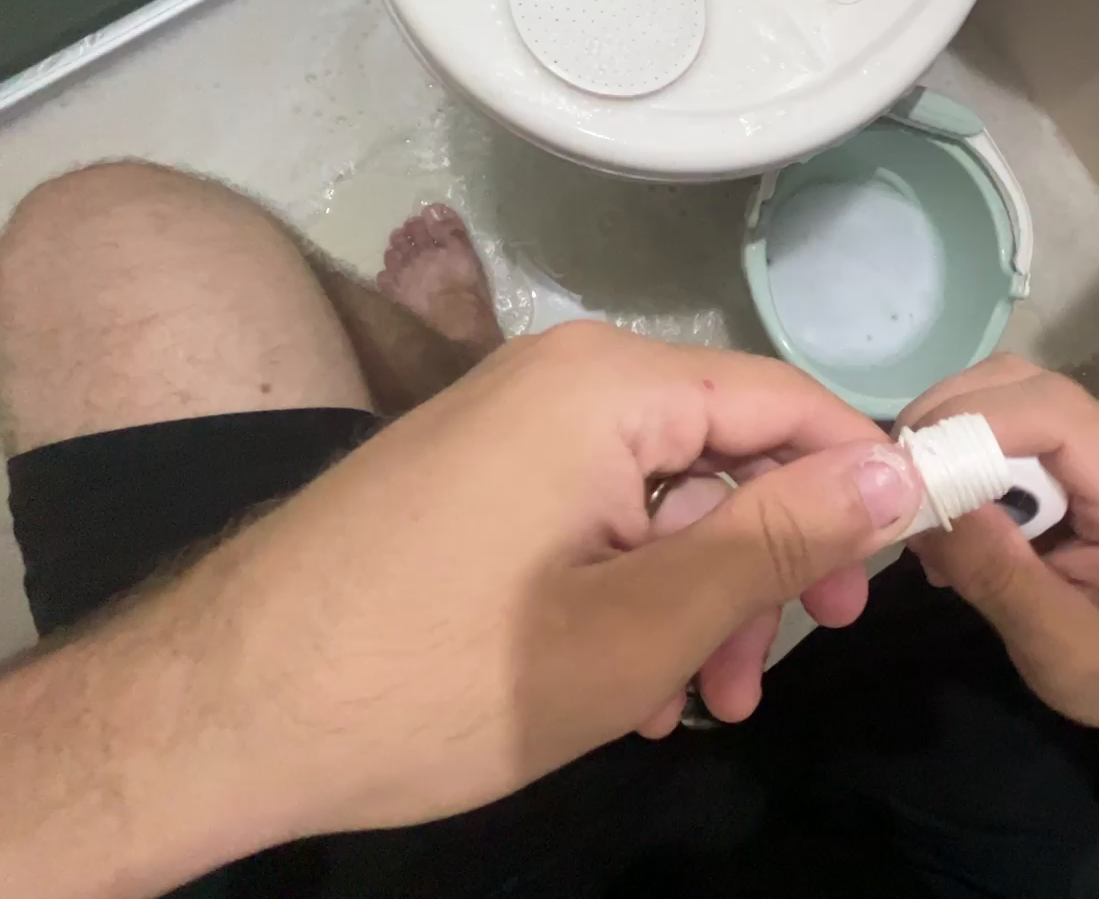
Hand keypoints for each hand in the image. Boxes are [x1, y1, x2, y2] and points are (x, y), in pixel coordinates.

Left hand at [169, 322, 921, 839]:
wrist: (200, 721)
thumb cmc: (439, 676)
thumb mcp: (645, 622)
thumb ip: (781, 537)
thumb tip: (893, 476)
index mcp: (615, 384)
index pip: (786, 401)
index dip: (856, 470)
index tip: (898, 551)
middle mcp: (576, 376)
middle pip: (731, 451)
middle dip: (774, 555)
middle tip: (805, 642)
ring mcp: (530, 421)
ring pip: (674, 496)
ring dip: (708, 591)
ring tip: (706, 697)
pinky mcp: (500, 469)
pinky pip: (614, 512)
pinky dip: (646, 586)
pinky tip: (640, 677)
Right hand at [897, 355, 1098, 736]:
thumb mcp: (1061, 648)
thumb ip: (999, 576)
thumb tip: (927, 500)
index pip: (1057, 413)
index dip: (978, 422)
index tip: (912, 467)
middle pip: (1023, 384)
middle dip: (948, 418)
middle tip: (897, 481)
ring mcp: (1094, 439)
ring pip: (1006, 389)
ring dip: (947, 428)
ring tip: (920, 497)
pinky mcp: (1067, 451)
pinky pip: (1002, 417)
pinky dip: (957, 444)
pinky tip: (944, 505)